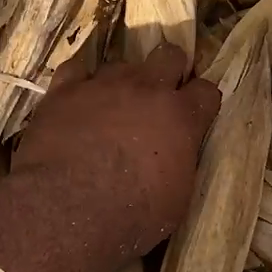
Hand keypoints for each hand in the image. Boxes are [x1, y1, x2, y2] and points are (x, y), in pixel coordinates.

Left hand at [0, 45, 221, 271]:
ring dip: (124, 81)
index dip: (203, 101)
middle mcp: (147, 89)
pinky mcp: (64, 90)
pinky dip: (81, 81)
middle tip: (161, 96)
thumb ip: (182, 161)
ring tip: (114, 105)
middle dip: (171, 70)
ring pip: (123, 63)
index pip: (207, 91)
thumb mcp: (177, 197)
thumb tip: (178, 152)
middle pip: (169, 55)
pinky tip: (79, 96)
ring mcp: (103, 84)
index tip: (198, 114)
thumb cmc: (132, 215)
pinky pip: (76, 69)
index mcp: (181, 116)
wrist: (65, 210)